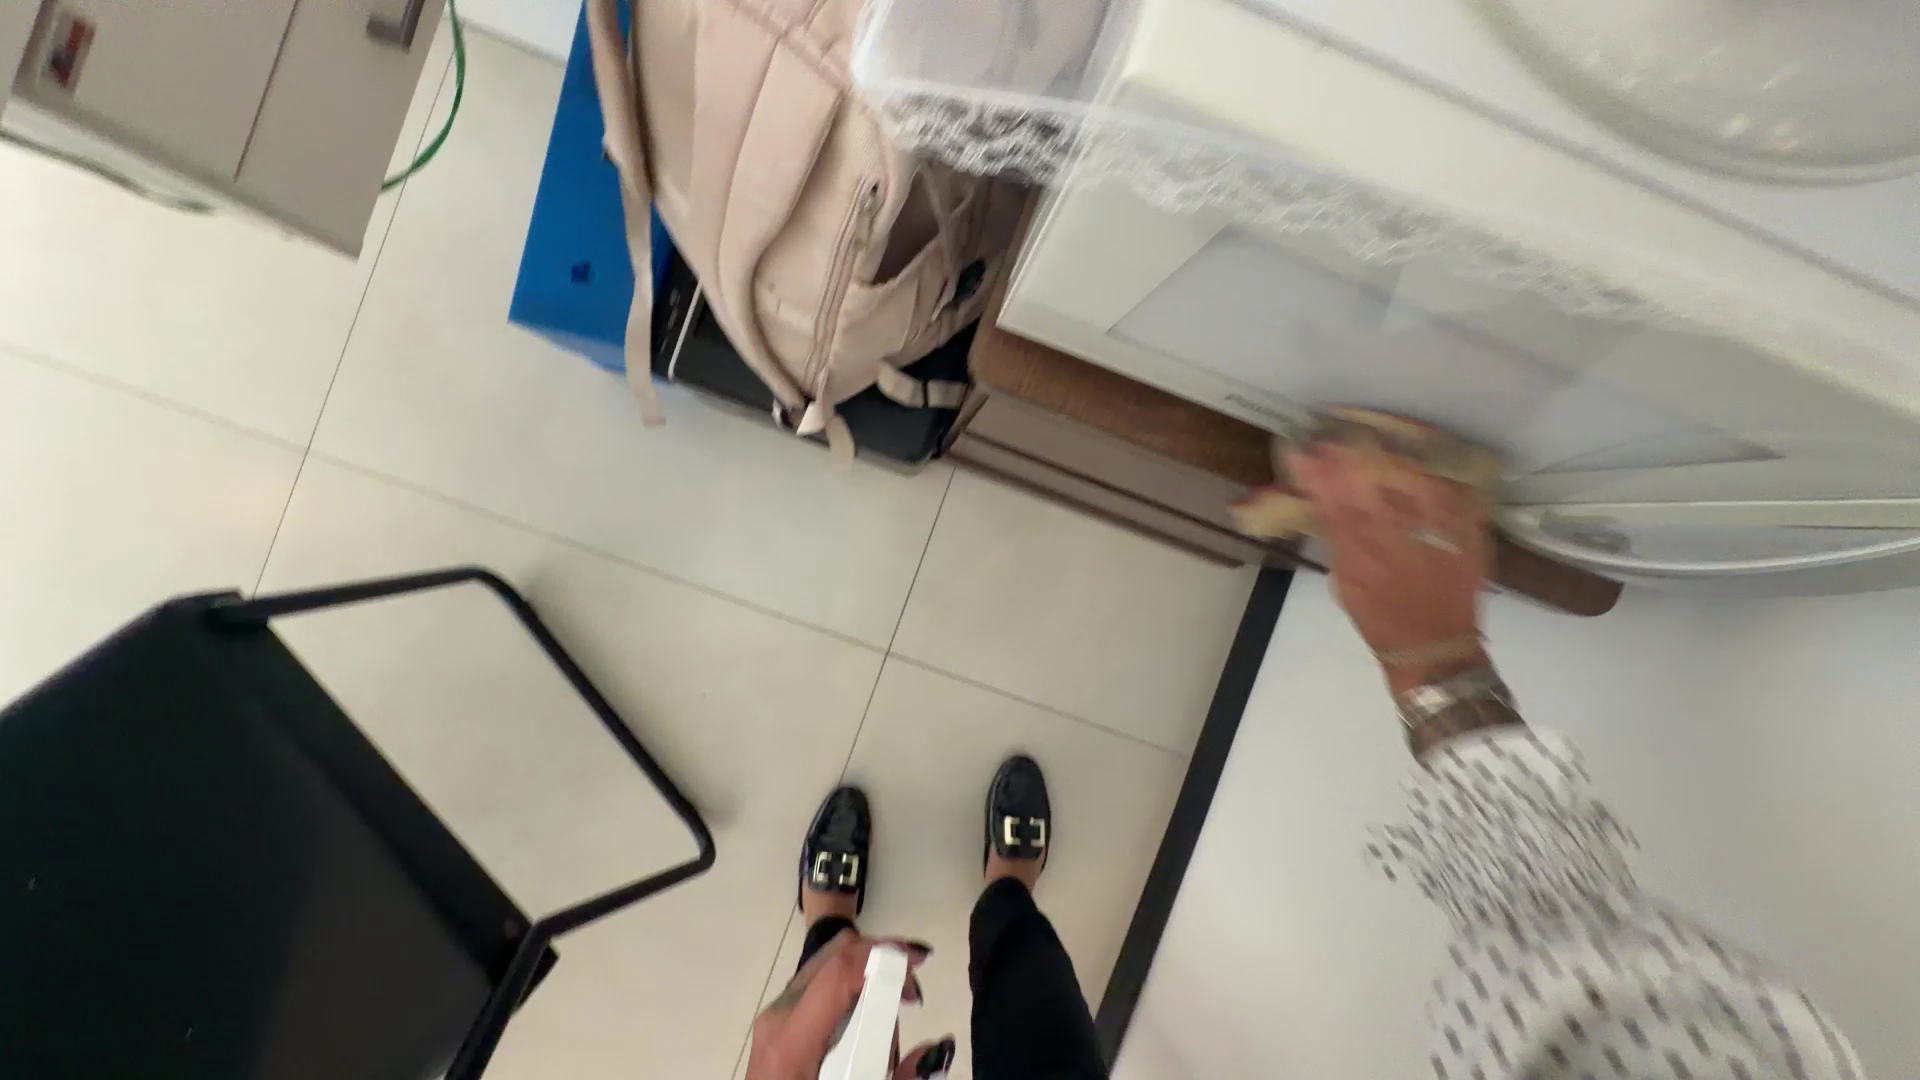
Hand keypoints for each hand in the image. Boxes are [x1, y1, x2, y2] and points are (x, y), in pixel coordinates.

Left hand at [746, 928, 953, 1079]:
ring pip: (831, 960)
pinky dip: (852, 986)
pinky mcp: (781, 1015)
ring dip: (868, 975)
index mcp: (791, 1042)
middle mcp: (779, 1014)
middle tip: (911, 995)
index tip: (920, 961)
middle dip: (882, 962)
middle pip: (838, 954)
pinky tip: (868, 1018)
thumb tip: (939, 1046)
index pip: (839, 973)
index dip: (883, 956)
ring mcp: (776, 1012)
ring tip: (889, 1014)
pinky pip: (823, 980)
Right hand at [1285, 441, 1490, 688]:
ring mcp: (1435, 536)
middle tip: (1337, 438)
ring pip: (1411, 484)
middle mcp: (1395, 543)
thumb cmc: (1380, 620)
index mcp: (1360, 556)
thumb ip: (1339, 543)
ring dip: (1391, 458)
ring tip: (1379, 440)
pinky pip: (1454, 496)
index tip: (1306, 452)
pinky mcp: (1468, 536)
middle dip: (1350, 459)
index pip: (1334, 505)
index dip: (1319, 476)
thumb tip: (1326, 506)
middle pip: (1370, 488)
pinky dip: (1437, 476)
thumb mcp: (1346, 585)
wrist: (1435, 649)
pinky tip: (1425, 461)